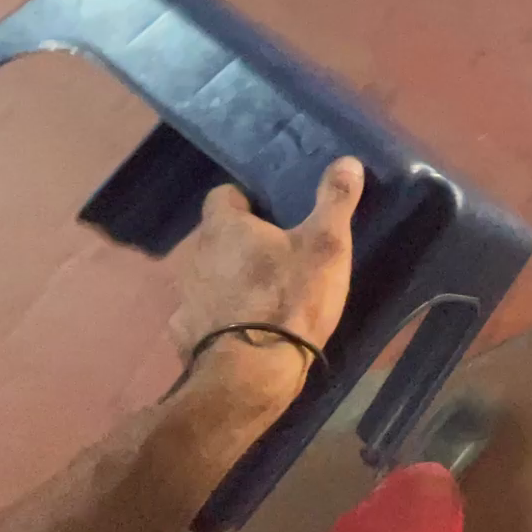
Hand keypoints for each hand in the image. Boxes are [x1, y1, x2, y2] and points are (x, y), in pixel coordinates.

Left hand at [171, 156, 364, 406]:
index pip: (222, 197)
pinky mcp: (185, 333)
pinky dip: (221, 315)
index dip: (245, 200)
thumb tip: (347, 160)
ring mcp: (186, 297)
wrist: (254, 370)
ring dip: (231, 278)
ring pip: (209, 275)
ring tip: (267, 292)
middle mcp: (196, 256)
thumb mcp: (327, 243)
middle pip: (216, 237)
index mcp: (226, 228)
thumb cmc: (292, 295)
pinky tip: (245, 327)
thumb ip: (336, 200)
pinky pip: (203, 314)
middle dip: (242, 242)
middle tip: (280, 252)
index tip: (271, 211)